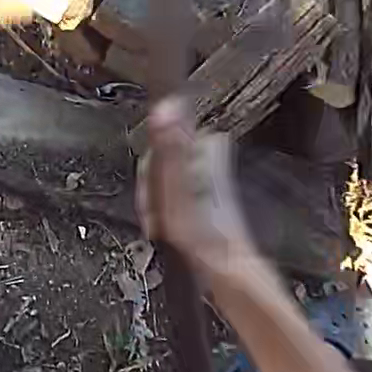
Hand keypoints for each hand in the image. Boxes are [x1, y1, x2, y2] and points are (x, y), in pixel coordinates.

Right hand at [137, 97, 267, 282]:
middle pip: (157, 160)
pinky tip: (167, 223)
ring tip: (163, 222)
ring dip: (155, 201)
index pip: (155, 146)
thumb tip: (166, 104)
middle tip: (157, 213)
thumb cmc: (201, 231)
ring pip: (160, 177)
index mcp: (205, 144)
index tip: (152, 196)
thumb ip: (168, 144)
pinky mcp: (201, 187)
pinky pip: (168, 189)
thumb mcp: (176, 184)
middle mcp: (208, 151)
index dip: (148, 173)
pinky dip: (163, 206)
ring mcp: (205, 170)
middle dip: (150, 189)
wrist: (224, 267)